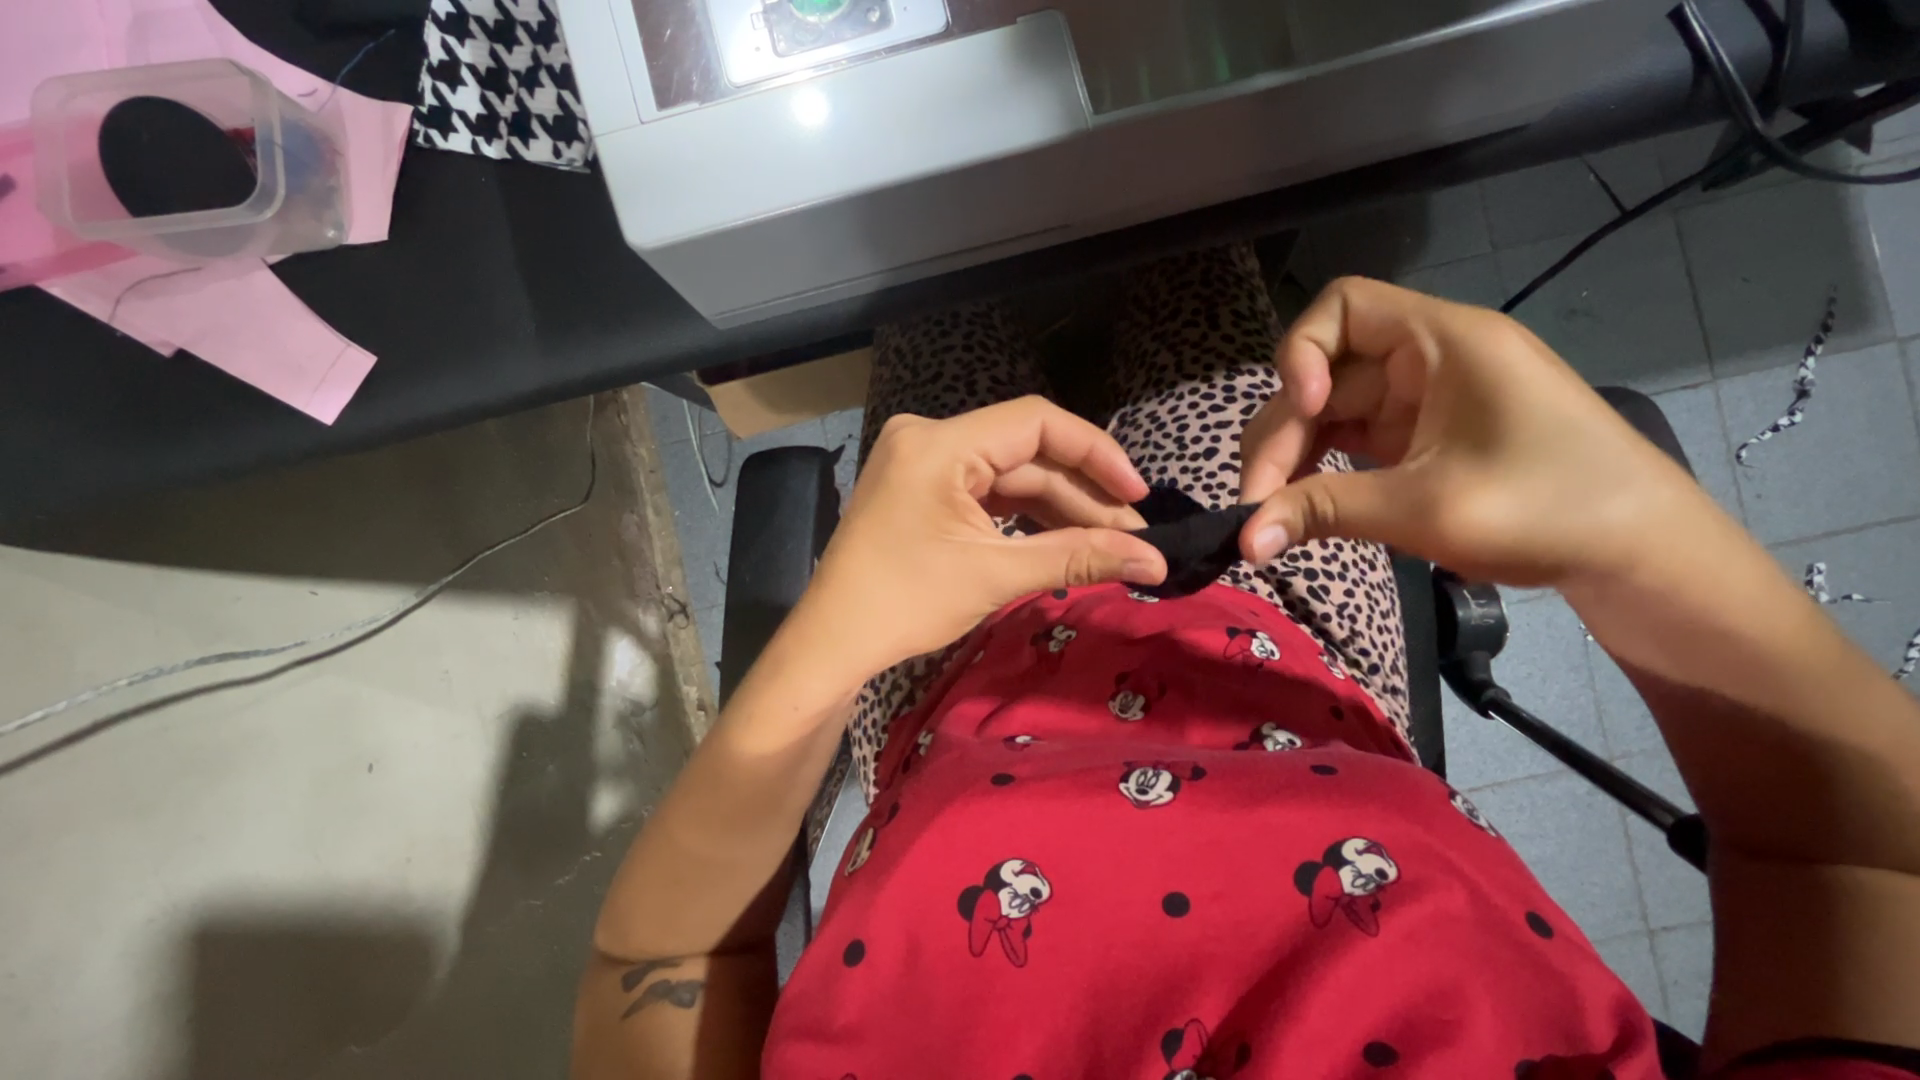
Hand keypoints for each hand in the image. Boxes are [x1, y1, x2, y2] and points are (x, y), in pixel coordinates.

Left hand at [794, 396, 1167, 684]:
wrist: (834, 642)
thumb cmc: (906, 604)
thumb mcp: (996, 575)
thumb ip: (1079, 558)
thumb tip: (1157, 563)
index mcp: (938, 444)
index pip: (1036, 422)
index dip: (1096, 453)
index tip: (1137, 497)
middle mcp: (929, 438)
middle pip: (1026, 453)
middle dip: (1081, 496)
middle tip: (1132, 537)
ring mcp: (923, 463)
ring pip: (1010, 475)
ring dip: (1058, 510)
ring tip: (1110, 545)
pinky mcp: (923, 490)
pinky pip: (987, 492)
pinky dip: (1025, 517)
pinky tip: (1065, 540)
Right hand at [1236, 277, 1718, 586]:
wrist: (1641, 555)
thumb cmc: (1548, 511)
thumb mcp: (1425, 508)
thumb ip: (1323, 512)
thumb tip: (1241, 540)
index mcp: (1442, 343)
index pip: (1343, 307)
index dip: (1302, 352)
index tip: (1303, 412)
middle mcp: (1426, 360)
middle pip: (1324, 373)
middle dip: (1283, 434)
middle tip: (1255, 504)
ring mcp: (1423, 402)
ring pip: (1330, 412)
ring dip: (1293, 458)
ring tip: (1270, 514)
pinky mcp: (1422, 439)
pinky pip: (1352, 442)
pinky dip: (1321, 471)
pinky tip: (1302, 508)